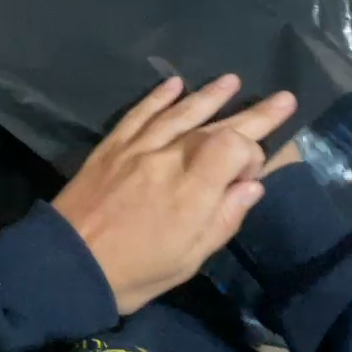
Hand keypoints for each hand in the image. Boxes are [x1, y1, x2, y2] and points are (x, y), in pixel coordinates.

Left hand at [52, 75, 297, 314]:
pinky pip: (139, 113)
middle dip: (251, 114)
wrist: (69, 261)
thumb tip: (252, 185)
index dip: (251, 156)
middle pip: (214, 128)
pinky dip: (158, 96)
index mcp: (191, 192)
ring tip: (232, 80)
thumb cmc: (136, 272)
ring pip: (179, 113)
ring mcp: (137, 147)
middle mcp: (167, 159)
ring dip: (208, 96)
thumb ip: (223, 218)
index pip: (233, 148)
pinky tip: (175, 83)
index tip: (249, 177)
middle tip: (282, 97)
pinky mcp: (112, 144)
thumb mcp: (189, 259)